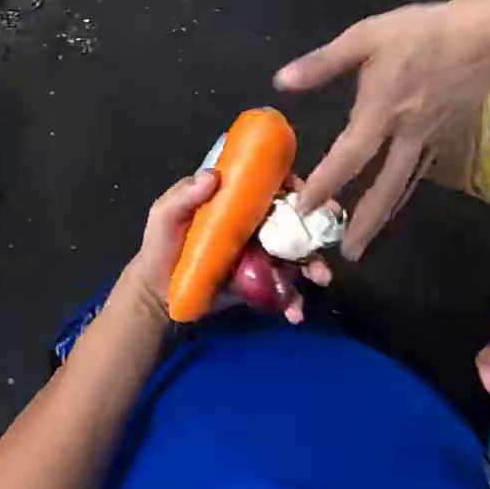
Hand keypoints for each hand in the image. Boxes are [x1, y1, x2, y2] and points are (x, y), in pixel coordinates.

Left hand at [120, 171, 321, 323]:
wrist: (158, 293)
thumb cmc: (161, 244)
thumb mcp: (165, 215)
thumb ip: (184, 195)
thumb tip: (212, 175)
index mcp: (235, 202)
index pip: (269, 187)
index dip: (291, 185)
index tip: (303, 192)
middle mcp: (253, 225)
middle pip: (293, 219)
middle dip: (317, 223)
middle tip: (331, 229)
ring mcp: (260, 256)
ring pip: (297, 255)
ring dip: (315, 264)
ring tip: (320, 277)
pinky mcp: (259, 285)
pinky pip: (284, 291)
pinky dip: (293, 302)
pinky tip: (294, 313)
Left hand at [275, 1, 489, 257]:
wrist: (485, 34)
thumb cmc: (419, 33)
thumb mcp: (363, 38)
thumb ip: (321, 63)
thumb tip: (281, 82)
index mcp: (380, 111)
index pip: (349, 157)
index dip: (327, 183)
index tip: (306, 208)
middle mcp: (406, 134)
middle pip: (383, 187)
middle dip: (364, 222)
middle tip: (347, 253)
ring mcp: (431, 139)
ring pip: (405, 185)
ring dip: (385, 215)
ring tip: (367, 240)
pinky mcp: (449, 137)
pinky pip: (423, 173)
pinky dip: (406, 192)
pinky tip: (396, 199)